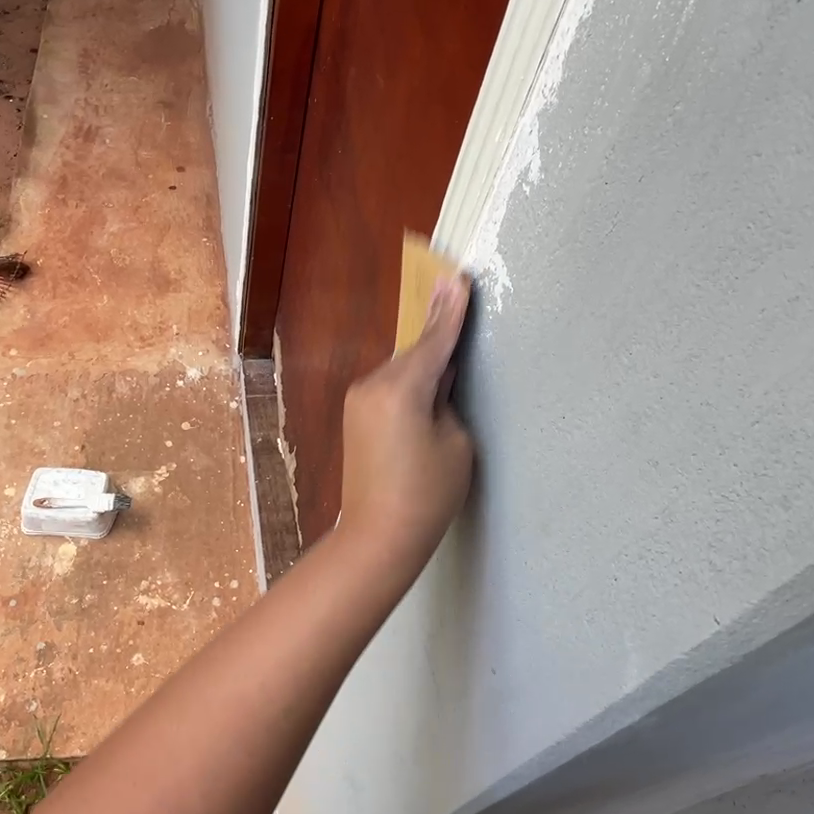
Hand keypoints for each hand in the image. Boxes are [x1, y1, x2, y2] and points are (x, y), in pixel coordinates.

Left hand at [336, 273, 473, 563]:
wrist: (378, 536)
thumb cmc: (428, 495)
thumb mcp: (455, 442)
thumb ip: (446, 399)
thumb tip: (436, 380)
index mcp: (401, 389)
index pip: (434, 341)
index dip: (451, 311)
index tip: (459, 277)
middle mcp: (373, 384)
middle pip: (415, 353)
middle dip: (438, 338)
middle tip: (457, 299)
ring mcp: (358, 399)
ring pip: (401, 370)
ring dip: (423, 368)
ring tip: (445, 374)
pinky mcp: (354, 414)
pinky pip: (389, 387)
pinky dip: (408, 385)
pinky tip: (424, 399)